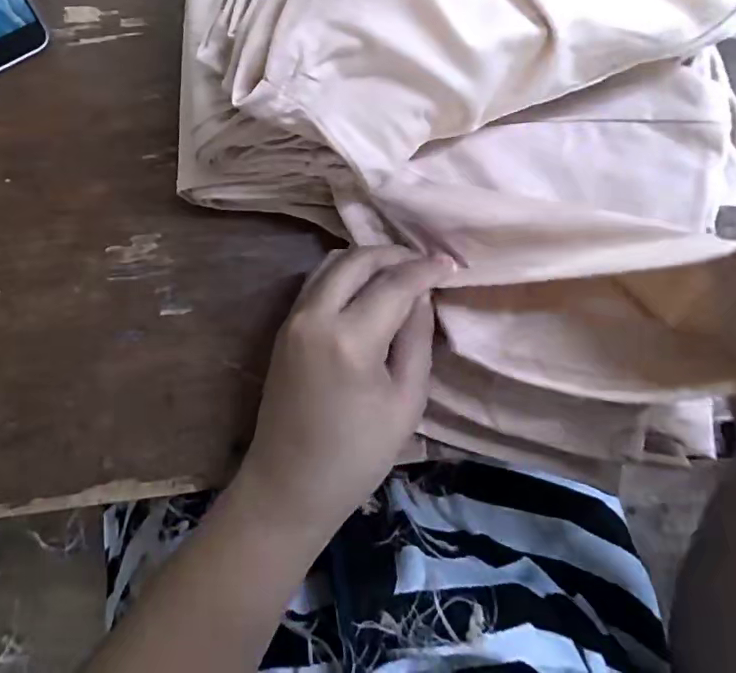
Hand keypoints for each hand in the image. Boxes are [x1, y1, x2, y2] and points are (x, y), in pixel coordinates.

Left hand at [234, 246, 454, 536]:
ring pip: (332, 261)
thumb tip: (421, 295)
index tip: (451, 265)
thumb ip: (416, 339)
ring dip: (368, 258)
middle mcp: (316, 316)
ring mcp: (294, 317)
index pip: (394, 284)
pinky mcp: (284, 324)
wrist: (289, 482)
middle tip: (425, 265)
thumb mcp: (406, 402)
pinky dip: (344, 271)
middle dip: (395, 254)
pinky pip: (317, 279)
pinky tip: (367, 284)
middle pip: (358, 259)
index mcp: (350, 340)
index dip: (425, 269)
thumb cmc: (357, 454)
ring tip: (399, 271)